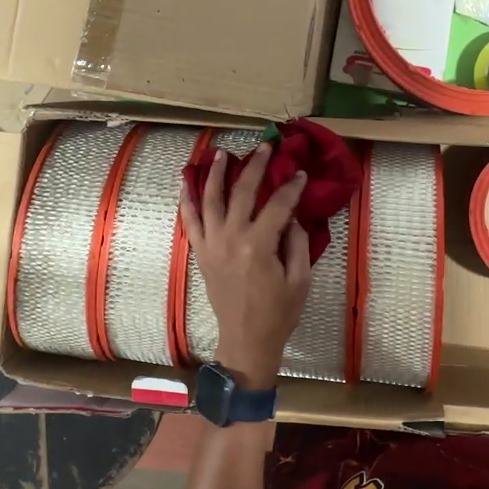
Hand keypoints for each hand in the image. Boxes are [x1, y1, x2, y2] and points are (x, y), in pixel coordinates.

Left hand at [180, 145, 310, 388]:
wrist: (246, 341)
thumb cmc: (278, 313)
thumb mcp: (300, 279)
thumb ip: (298, 242)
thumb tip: (292, 215)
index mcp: (259, 245)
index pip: (278, 205)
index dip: (291, 187)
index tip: (300, 173)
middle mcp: (231, 238)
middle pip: (243, 191)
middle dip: (256, 165)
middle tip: (267, 146)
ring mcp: (212, 244)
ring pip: (211, 198)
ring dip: (216, 173)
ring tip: (223, 153)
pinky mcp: (201, 252)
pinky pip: (190, 220)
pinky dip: (187, 199)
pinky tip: (187, 181)